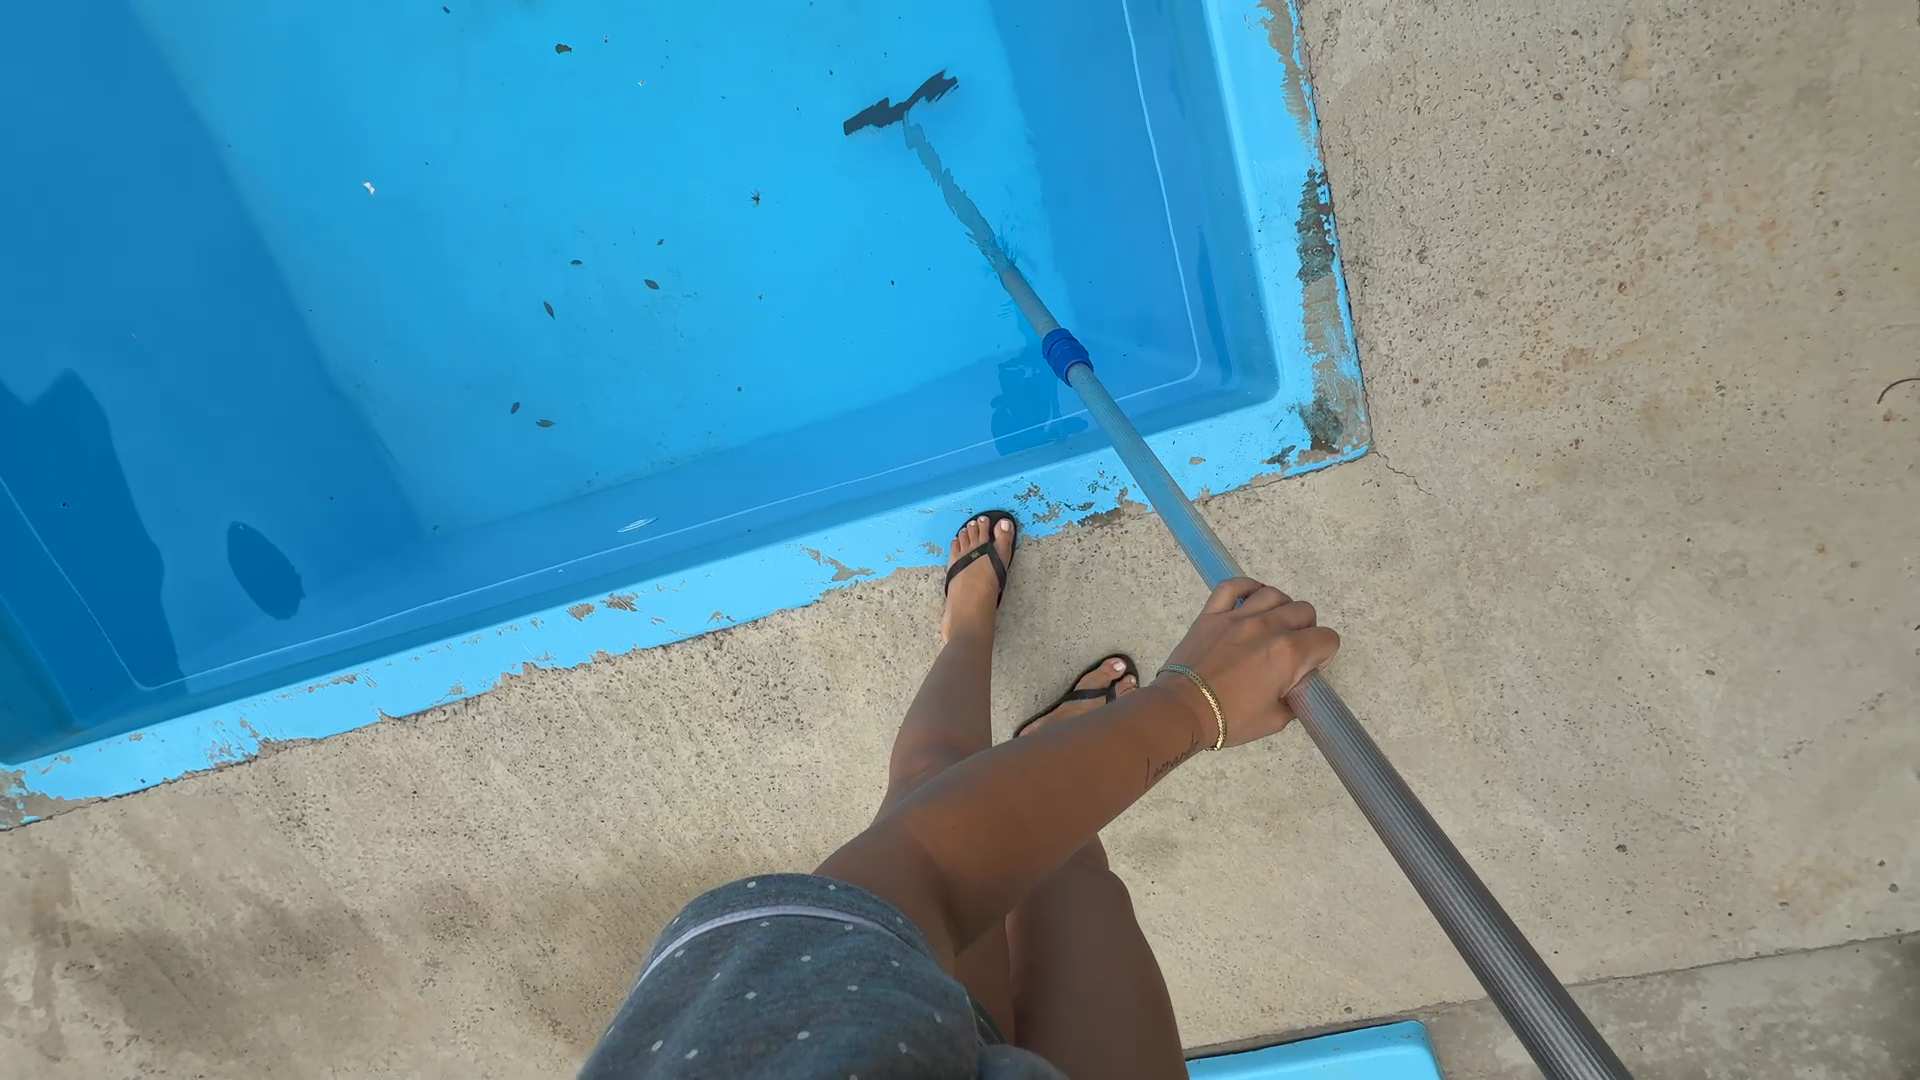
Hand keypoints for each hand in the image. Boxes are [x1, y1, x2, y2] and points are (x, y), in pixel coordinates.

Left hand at [1156, 577, 1339, 747]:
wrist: (1183, 709)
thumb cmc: (1230, 718)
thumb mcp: (1276, 718)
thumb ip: (1294, 695)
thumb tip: (1295, 682)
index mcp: (1288, 653)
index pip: (1327, 638)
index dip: (1323, 654)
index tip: (1310, 667)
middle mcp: (1267, 627)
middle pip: (1303, 611)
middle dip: (1306, 630)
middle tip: (1292, 649)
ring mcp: (1237, 617)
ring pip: (1272, 594)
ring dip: (1281, 608)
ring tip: (1273, 625)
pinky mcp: (1211, 614)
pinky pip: (1231, 586)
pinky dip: (1245, 587)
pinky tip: (1250, 598)